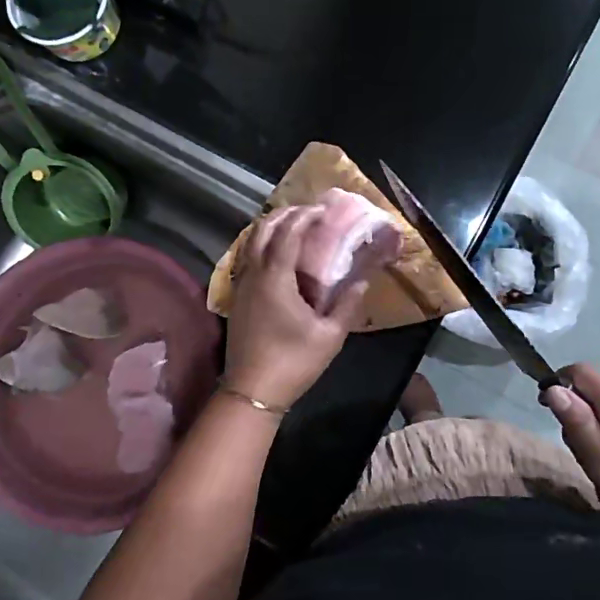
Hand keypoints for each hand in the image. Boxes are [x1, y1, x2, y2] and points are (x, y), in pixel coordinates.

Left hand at [223, 206, 366, 408]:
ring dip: (270, 229)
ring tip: (293, 227)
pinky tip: (276, 257)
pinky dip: (261, 247)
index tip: (322, 208)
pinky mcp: (237, 299)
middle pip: (262, 231)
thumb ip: (347, 305)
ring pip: (250, 244)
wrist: (252, 390)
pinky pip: (247, 260)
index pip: (287, 234)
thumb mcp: (329, 336)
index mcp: (275, 278)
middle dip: (284, 216)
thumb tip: (363, 282)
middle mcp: (253, 275)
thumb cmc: (293, 362)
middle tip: (307, 212)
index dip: (304, 216)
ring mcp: (241, 286)